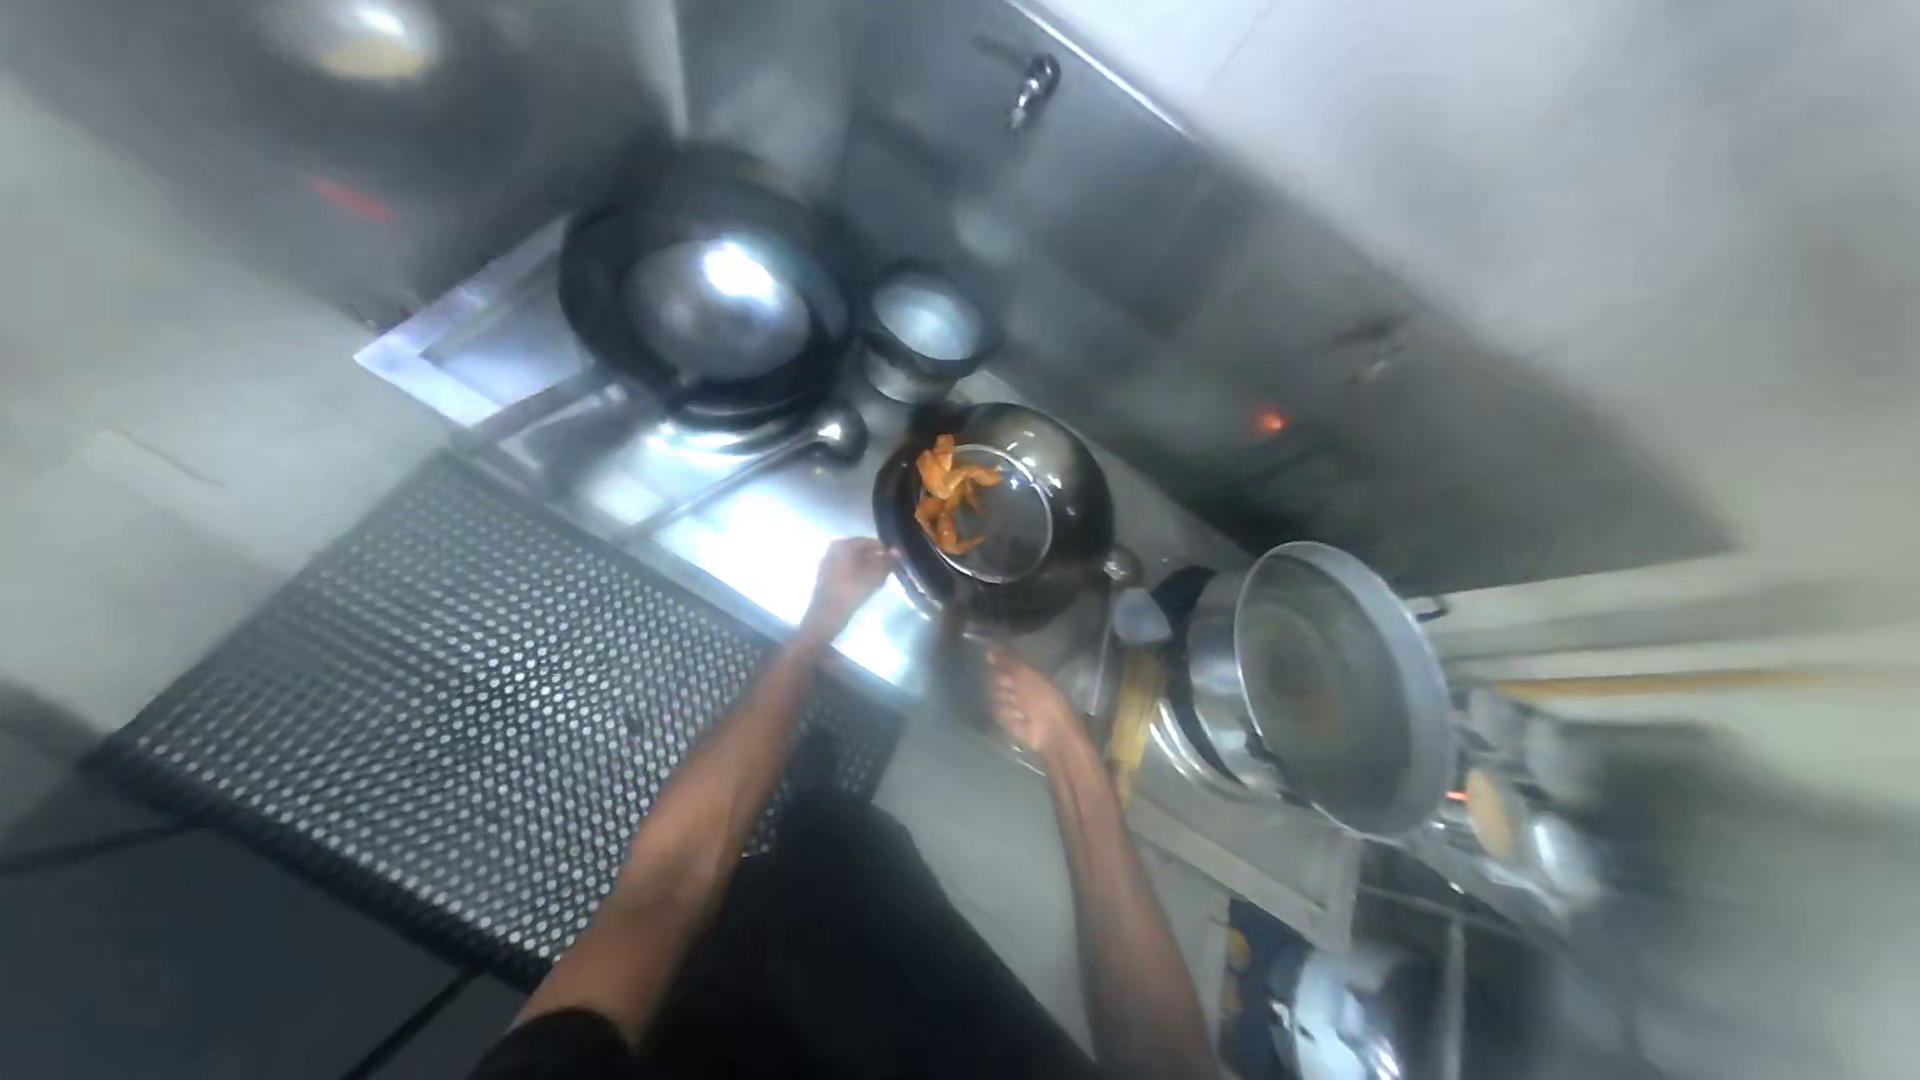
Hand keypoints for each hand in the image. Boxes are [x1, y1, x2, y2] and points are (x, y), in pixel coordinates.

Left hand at [799, 538, 894, 643]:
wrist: (826, 616)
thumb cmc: (851, 591)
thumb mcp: (874, 575)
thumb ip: (887, 561)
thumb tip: (897, 551)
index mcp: (843, 544)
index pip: (870, 542)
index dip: (885, 551)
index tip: (896, 562)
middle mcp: (833, 549)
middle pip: (861, 552)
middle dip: (876, 560)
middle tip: (889, 572)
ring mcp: (828, 563)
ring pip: (854, 562)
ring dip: (868, 569)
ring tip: (880, 581)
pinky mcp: (826, 577)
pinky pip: (847, 571)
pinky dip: (858, 575)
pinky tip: (867, 586)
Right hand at [987, 648, 1089, 762]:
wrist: (1051, 730)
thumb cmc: (1041, 697)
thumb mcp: (1025, 673)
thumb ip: (1007, 660)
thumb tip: (990, 649)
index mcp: (1030, 674)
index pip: (1008, 664)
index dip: (1000, 662)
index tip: (991, 660)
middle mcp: (1022, 688)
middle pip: (999, 679)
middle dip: (1001, 682)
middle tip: (1012, 689)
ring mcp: (1015, 706)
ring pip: (997, 696)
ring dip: (1006, 700)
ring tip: (1020, 708)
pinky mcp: (1010, 722)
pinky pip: (999, 713)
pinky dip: (1009, 715)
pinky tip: (1020, 719)